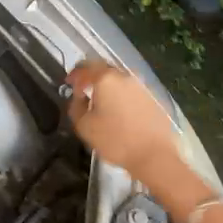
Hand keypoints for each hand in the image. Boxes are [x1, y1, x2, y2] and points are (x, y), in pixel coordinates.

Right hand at [64, 61, 178, 179]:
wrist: (154, 155)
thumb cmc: (115, 140)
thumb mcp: (84, 126)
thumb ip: (75, 107)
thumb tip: (79, 98)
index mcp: (106, 79)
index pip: (85, 67)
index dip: (74, 74)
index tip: (68, 83)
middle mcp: (125, 76)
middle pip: (104, 69)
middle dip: (91, 77)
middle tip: (83, 88)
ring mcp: (142, 86)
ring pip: (119, 79)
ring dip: (108, 86)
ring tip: (101, 100)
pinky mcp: (153, 98)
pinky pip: (131, 90)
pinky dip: (122, 94)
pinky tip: (119, 109)